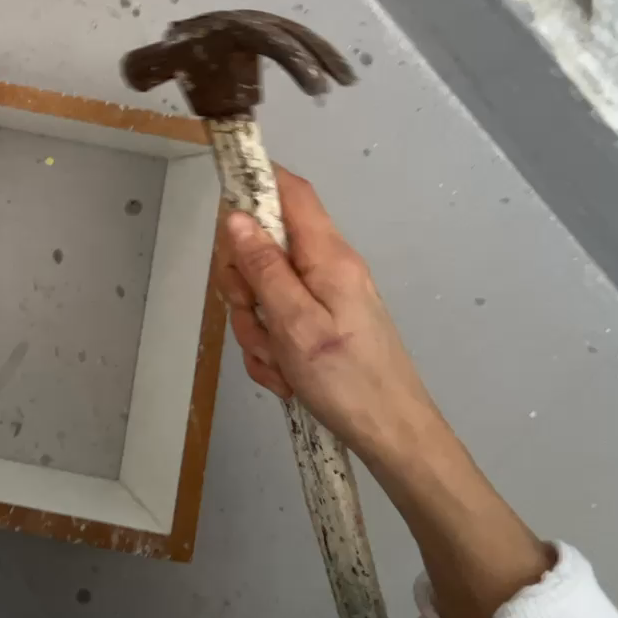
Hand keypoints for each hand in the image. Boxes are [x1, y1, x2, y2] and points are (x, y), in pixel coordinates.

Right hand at [219, 167, 443, 469]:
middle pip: (261, 246)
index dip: (258, 177)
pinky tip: (283, 374)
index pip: (292, 193)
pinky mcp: (317, 324)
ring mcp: (320, 297)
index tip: (223, 183)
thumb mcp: (295, 323)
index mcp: (327, 257)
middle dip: (242, 285)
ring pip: (260, 290)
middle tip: (254, 317)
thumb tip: (237, 216)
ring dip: (254, 326)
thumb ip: (264, 268)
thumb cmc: (348, 380)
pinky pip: (272, 321)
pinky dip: (268, 347)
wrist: (395, 440)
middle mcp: (324, 268)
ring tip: (276, 360)